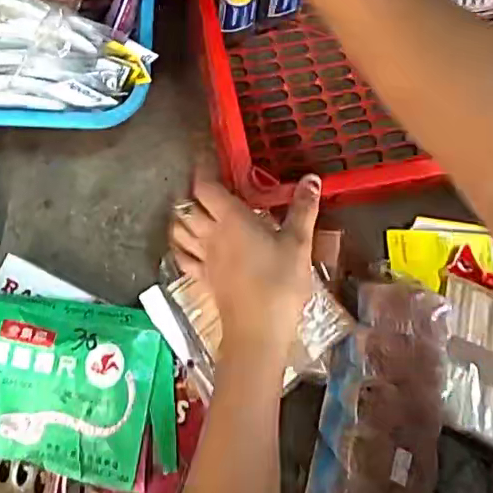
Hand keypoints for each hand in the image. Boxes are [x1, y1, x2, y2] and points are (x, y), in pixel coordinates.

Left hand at [170, 163, 321, 362]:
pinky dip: (180, 246)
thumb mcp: (298, 242)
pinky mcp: (202, 280)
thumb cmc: (280, 281)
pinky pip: (182, 257)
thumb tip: (311, 178)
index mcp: (231, 219)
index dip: (203, 172)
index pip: (206, 187)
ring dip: (182, 217)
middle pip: (189, 206)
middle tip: (205, 184)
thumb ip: (303, 208)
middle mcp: (210, 234)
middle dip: (193, 192)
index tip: (208, 161)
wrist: (258, 331)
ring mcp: (203, 259)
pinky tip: (188, 244)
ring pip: (180, 230)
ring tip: (192, 209)